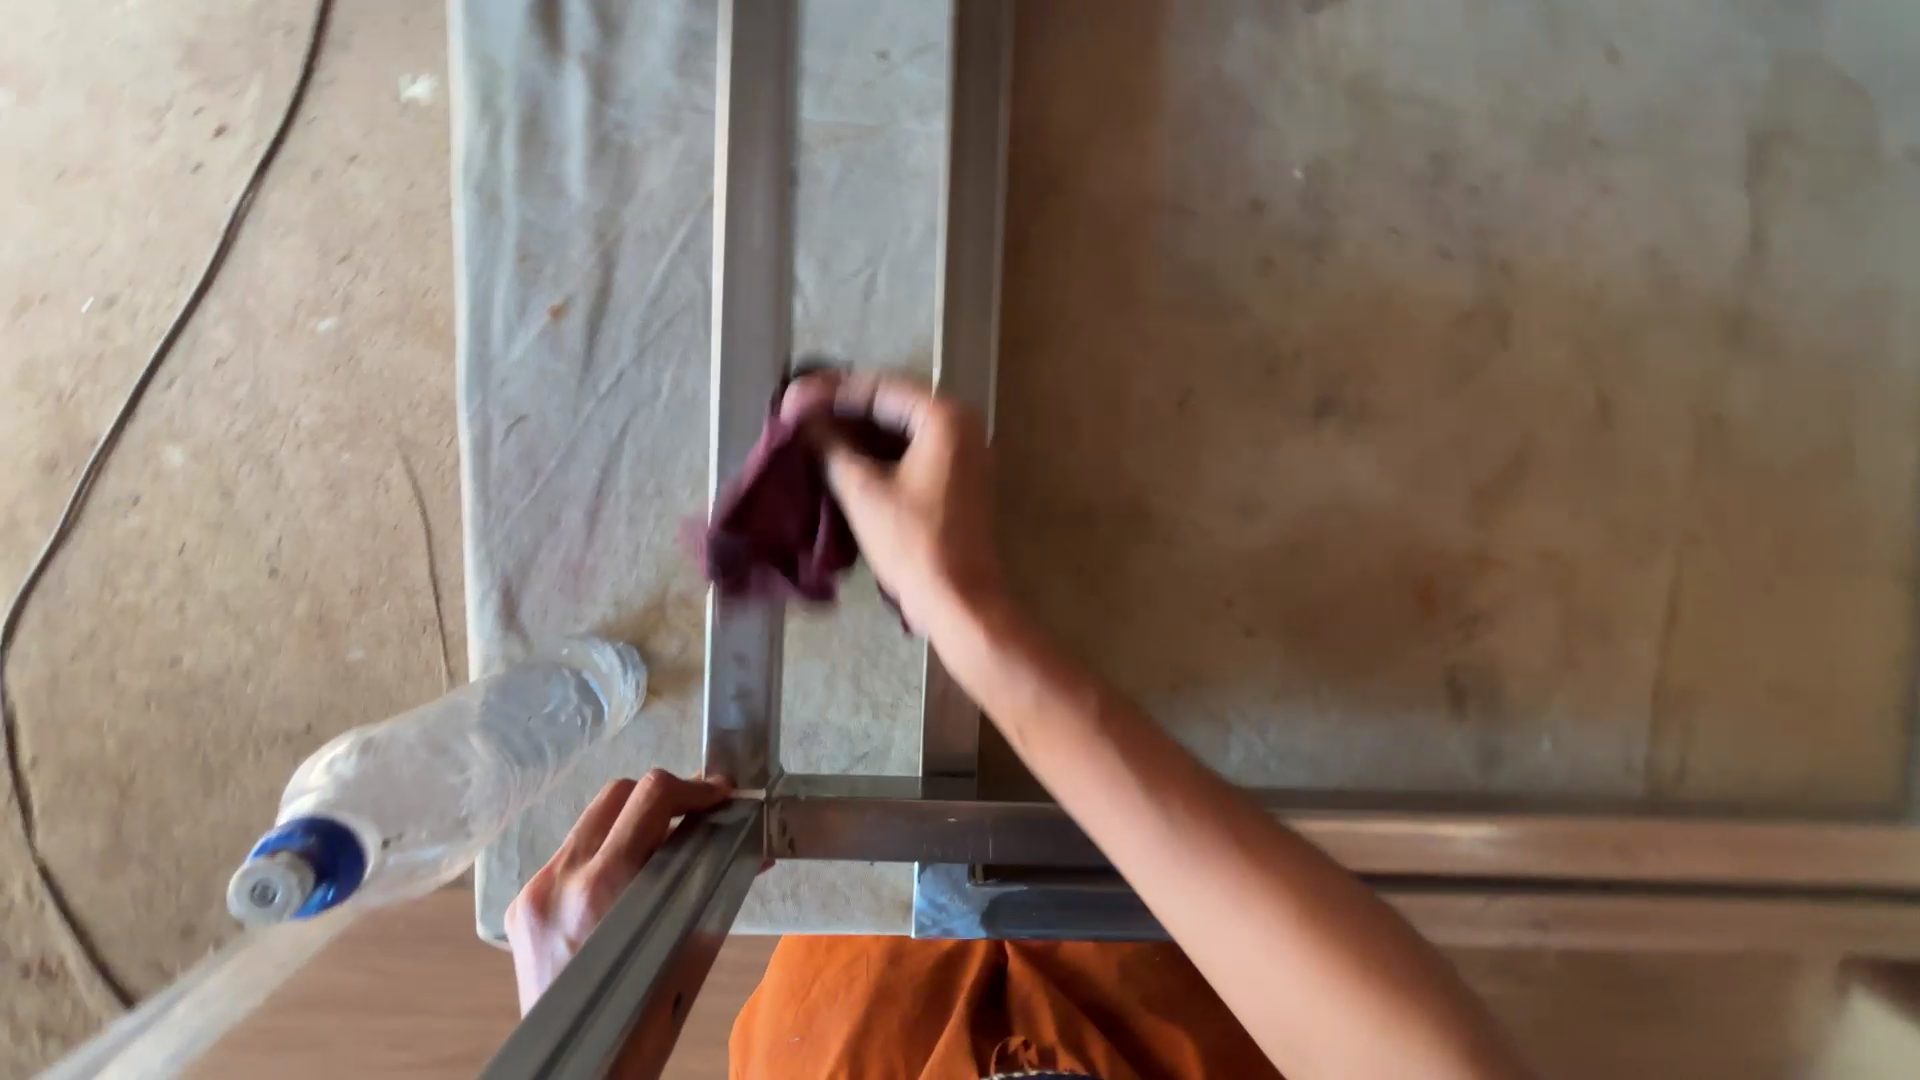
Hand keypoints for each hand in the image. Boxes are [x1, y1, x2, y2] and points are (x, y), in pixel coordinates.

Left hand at [505, 770, 732, 1012]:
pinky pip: (572, 853)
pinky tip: (627, 878)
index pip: (651, 795)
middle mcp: (561, 877)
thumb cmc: (645, 1019)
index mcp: (603, 885)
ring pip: (593, 820)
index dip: (694, 787)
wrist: (577, 1075)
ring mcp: (536, 889)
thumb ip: (712, 879)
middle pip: (618, 794)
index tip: (721, 795)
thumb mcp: (691, 943)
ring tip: (665, 846)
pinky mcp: (522, 905)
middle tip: (697, 815)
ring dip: (634, 821)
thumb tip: (751, 844)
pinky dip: (606, 850)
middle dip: (664, 797)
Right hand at [781, 371, 1004, 634]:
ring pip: (900, 432)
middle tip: (796, 415)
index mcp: (946, 418)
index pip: (878, 388)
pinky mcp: (958, 482)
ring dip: (856, 434)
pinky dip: (877, 456)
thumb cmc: (914, 544)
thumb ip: (831, 447)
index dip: (827, 392)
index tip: (788, 401)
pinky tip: (840, 462)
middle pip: (891, 405)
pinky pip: (911, 454)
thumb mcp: (863, 491)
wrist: (959, 601)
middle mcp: (963, 426)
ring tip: (809, 437)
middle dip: (841, 411)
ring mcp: (964, 455)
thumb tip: (805, 422)